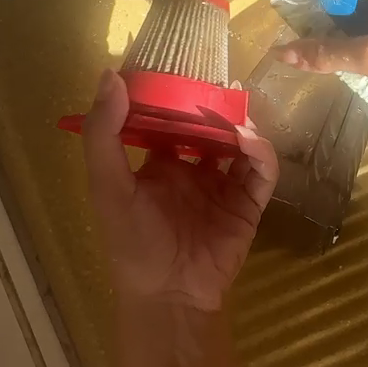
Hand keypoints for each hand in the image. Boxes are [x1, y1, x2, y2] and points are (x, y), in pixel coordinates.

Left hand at [82, 69, 278, 311]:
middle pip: (210, 129)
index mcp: (160, 167)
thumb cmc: (133, 243)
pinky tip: (249, 142)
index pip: (171, 122)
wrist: (170, 294)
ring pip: (240, 146)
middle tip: (220, 84)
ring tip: (237, 111)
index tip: (180, 72)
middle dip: (216, 107)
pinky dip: (261, 153)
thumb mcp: (108, 186)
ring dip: (241, 126)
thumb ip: (104, 134)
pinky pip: (262, 172)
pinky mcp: (250, 205)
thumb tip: (110, 75)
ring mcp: (225, 188)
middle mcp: (194, 172)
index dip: (176, 99)